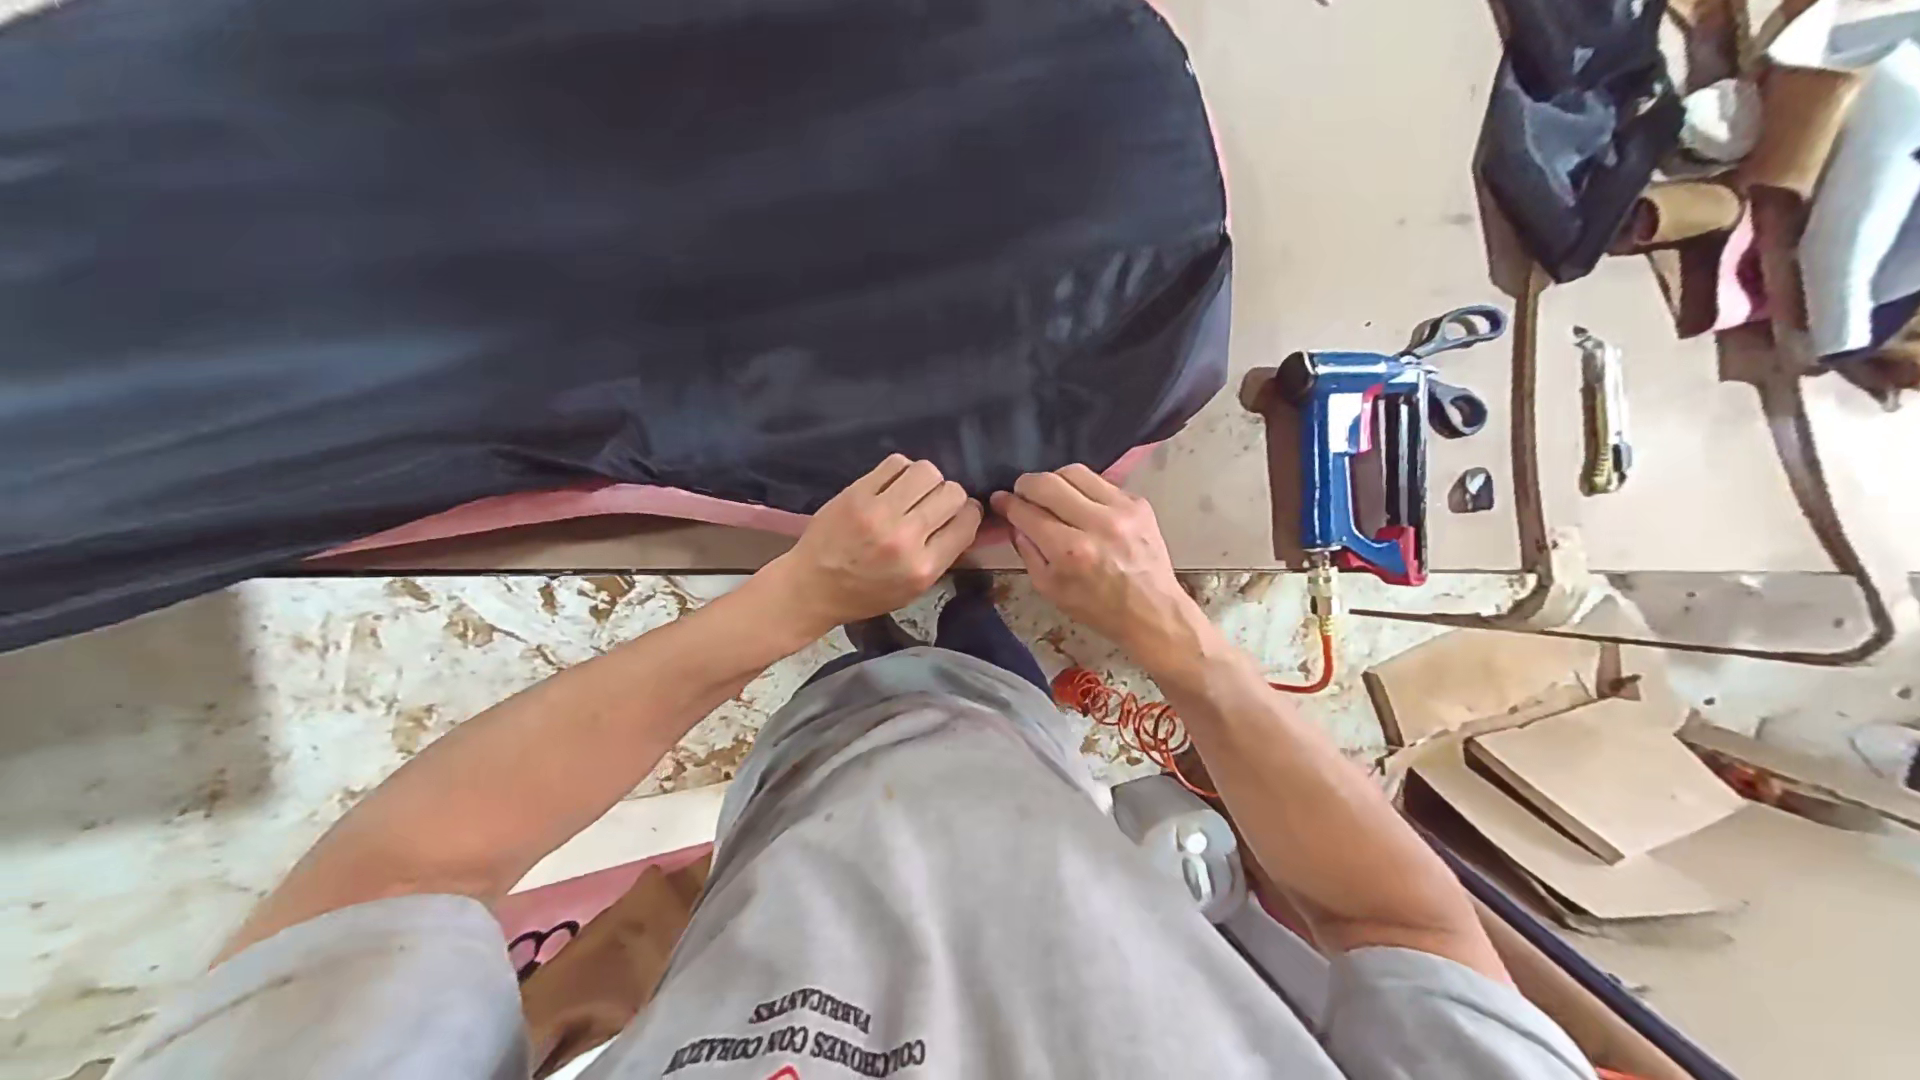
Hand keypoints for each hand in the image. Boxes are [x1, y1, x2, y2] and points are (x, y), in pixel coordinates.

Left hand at [766, 454, 982, 631]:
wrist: (812, 587)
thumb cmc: (865, 593)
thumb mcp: (913, 589)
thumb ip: (941, 554)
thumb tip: (963, 517)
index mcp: (923, 568)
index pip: (967, 522)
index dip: (968, 512)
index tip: (958, 513)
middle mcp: (905, 538)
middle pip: (951, 493)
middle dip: (949, 495)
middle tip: (932, 503)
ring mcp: (878, 513)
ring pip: (927, 471)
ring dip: (926, 479)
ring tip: (913, 491)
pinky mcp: (856, 494)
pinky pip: (895, 463)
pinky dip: (900, 470)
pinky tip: (892, 484)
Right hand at [990, 466, 1203, 666]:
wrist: (1151, 610)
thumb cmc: (1096, 607)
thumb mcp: (1049, 588)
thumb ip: (1027, 551)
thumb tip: (1014, 521)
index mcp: (1070, 551)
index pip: (1027, 512)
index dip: (1007, 503)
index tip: (999, 499)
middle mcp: (1096, 524)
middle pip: (1047, 483)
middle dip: (1026, 485)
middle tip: (1021, 493)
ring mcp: (1121, 509)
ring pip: (1074, 472)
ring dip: (1054, 480)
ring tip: (1050, 495)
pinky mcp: (1138, 503)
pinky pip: (1099, 481)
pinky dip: (1082, 489)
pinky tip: (1080, 504)